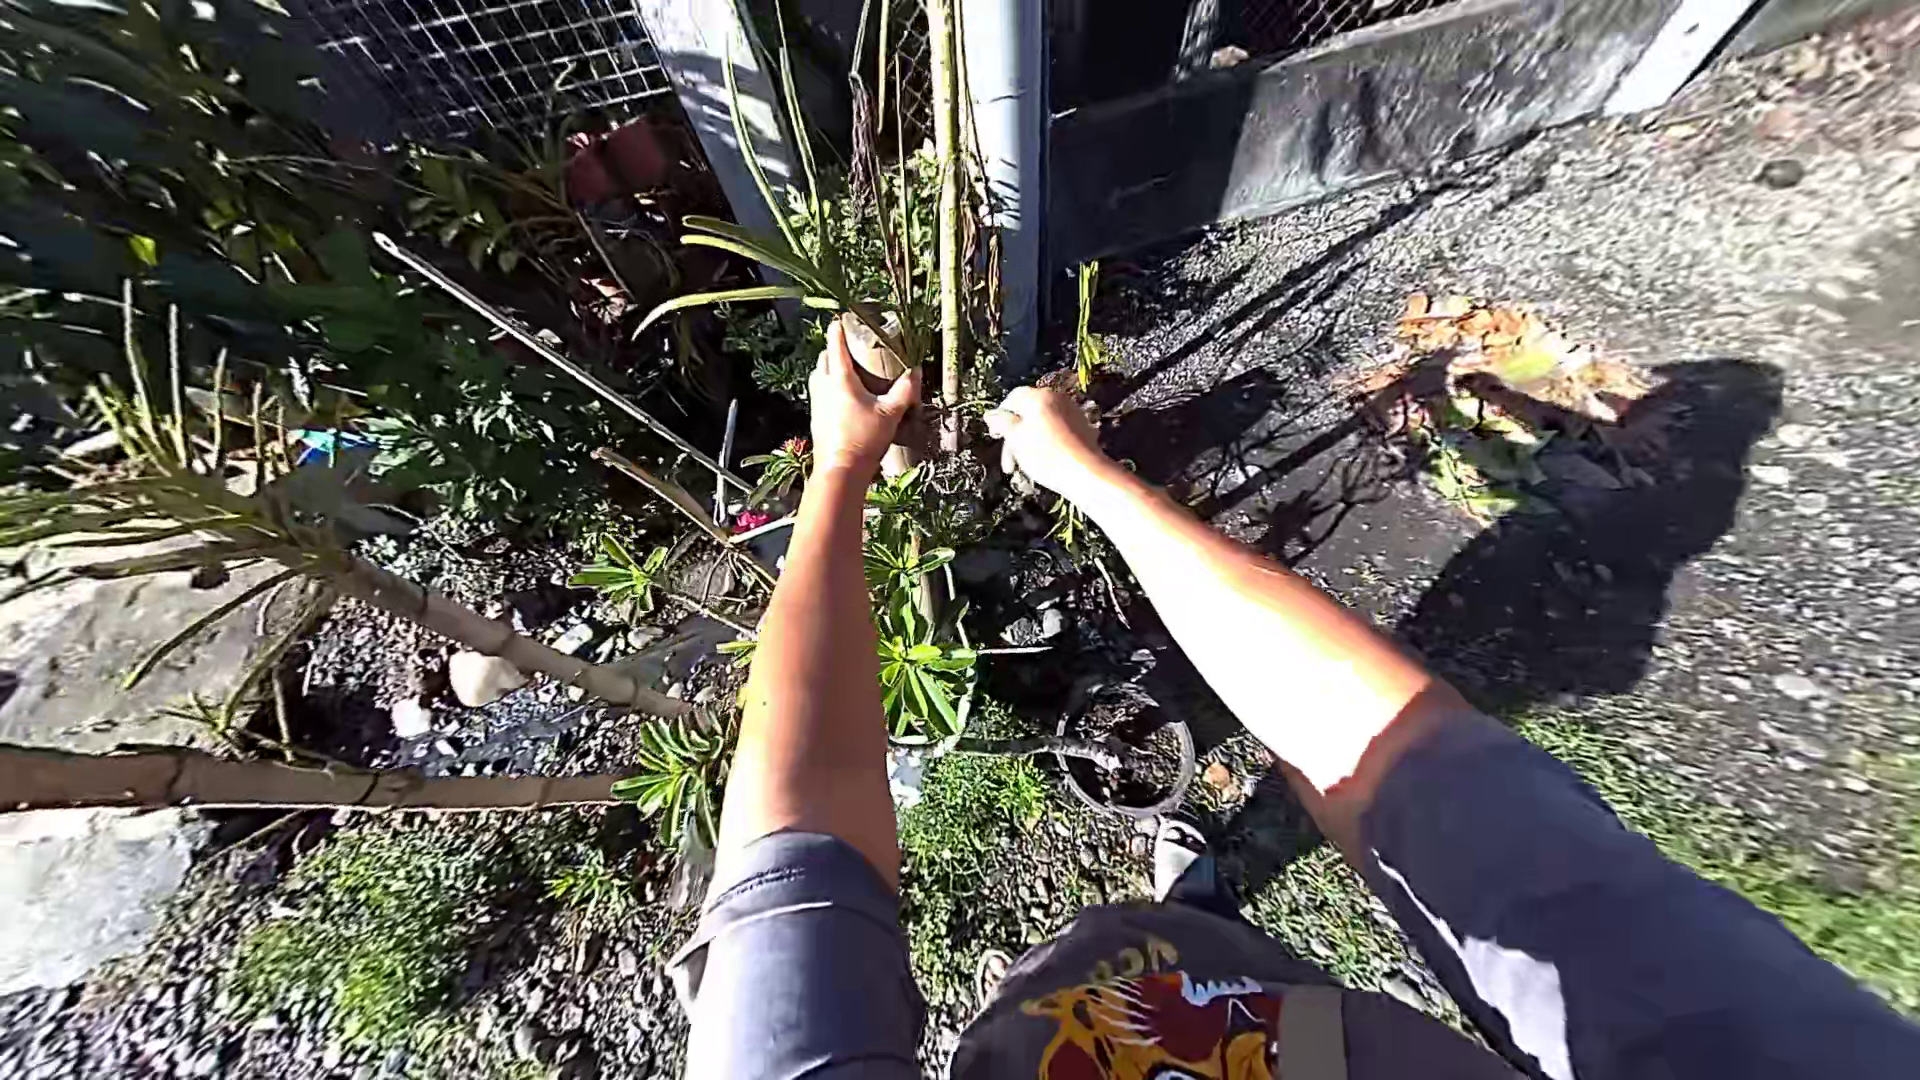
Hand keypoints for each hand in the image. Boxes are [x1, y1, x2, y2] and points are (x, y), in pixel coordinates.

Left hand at [809, 316, 918, 473]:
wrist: (840, 469)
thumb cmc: (864, 439)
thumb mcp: (891, 414)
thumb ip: (904, 391)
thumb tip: (915, 373)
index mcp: (840, 378)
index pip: (835, 343)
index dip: (839, 328)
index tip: (843, 319)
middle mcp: (823, 385)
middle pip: (824, 356)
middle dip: (835, 348)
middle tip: (851, 348)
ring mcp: (816, 400)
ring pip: (818, 373)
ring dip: (829, 367)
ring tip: (846, 370)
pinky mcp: (815, 415)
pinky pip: (819, 391)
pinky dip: (828, 385)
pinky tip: (842, 396)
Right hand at [983, 386, 1110, 498]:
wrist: (1085, 473)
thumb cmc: (1046, 455)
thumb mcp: (1016, 439)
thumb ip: (1001, 423)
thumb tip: (990, 413)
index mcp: (1039, 396)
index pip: (1013, 397)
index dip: (1000, 415)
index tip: (996, 436)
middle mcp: (1057, 398)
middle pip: (1028, 411)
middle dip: (1015, 434)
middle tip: (1009, 457)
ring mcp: (1072, 412)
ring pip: (1042, 423)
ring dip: (1029, 440)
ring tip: (1025, 463)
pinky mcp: (1082, 428)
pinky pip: (1056, 430)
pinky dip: (1046, 442)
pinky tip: (1044, 460)